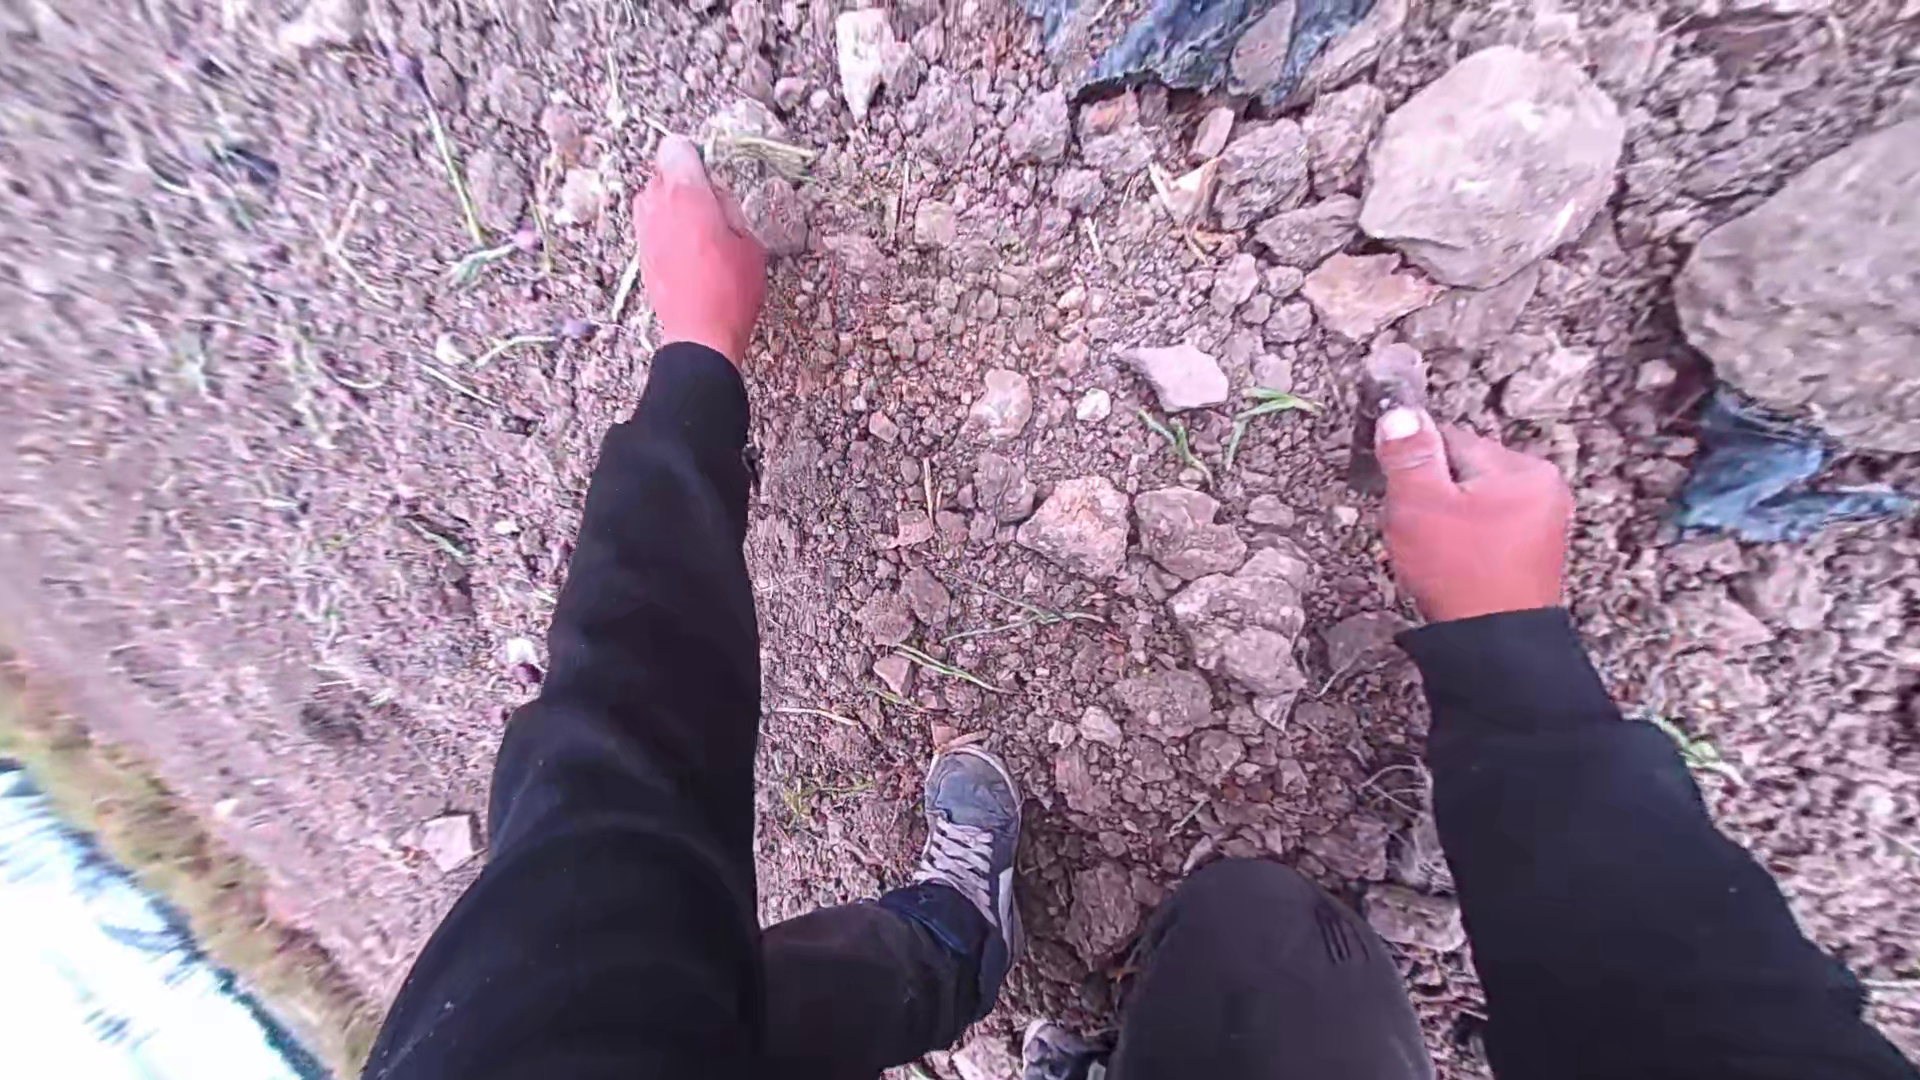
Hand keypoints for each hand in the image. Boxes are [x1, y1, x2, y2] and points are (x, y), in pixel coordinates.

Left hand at [634, 134, 766, 367]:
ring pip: (658, 200)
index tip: (714, 184)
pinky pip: (655, 226)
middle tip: (715, 217)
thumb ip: (731, 210)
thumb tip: (717, 198)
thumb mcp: (751, 247)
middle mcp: (656, 202)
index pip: (679, 146)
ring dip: (677, 211)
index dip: (699, 161)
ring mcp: (644, 228)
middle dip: (688, 186)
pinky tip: (691, 258)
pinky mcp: (641, 251)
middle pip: (666, 172)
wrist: (701, 335)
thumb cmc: (730, 292)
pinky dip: (670, 233)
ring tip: (703, 241)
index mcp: (686, 192)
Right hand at [1376, 408, 1572, 622]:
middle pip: (1458, 469)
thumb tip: (1398, 413)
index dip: (1411, 461)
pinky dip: (1454, 532)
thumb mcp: (1419, 505)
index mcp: (1519, 469)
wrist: (1492, 638)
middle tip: (1409, 523)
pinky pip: (1480, 521)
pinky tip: (1441, 555)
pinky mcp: (1528, 545)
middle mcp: (1540, 486)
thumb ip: (1409, 456)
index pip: (1448, 439)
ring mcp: (1539, 518)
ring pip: (1466, 497)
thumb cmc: (1457, 568)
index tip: (1393, 488)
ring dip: (1436, 514)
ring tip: (1424, 544)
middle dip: (1423, 492)